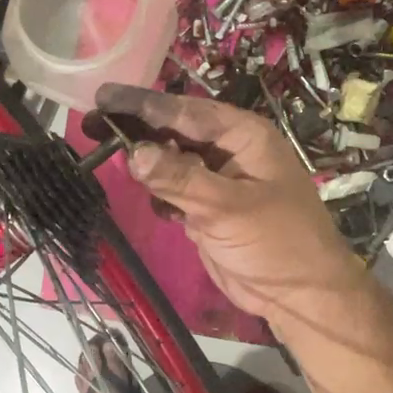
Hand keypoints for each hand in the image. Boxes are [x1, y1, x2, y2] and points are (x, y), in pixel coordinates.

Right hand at [97, 83, 365, 323]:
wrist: (300, 295)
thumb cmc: (276, 243)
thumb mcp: (227, 208)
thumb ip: (180, 179)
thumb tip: (133, 153)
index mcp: (245, 137)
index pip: (186, 112)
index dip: (143, 105)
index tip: (103, 97)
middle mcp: (231, 152)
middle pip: (175, 132)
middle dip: (137, 128)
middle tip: (92, 123)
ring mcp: (219, 182)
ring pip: (173, 162)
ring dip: (145, 161)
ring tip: (105, 151)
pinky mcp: (209, 211)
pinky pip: (176, 191)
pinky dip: (159, 192)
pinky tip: (148, 197)